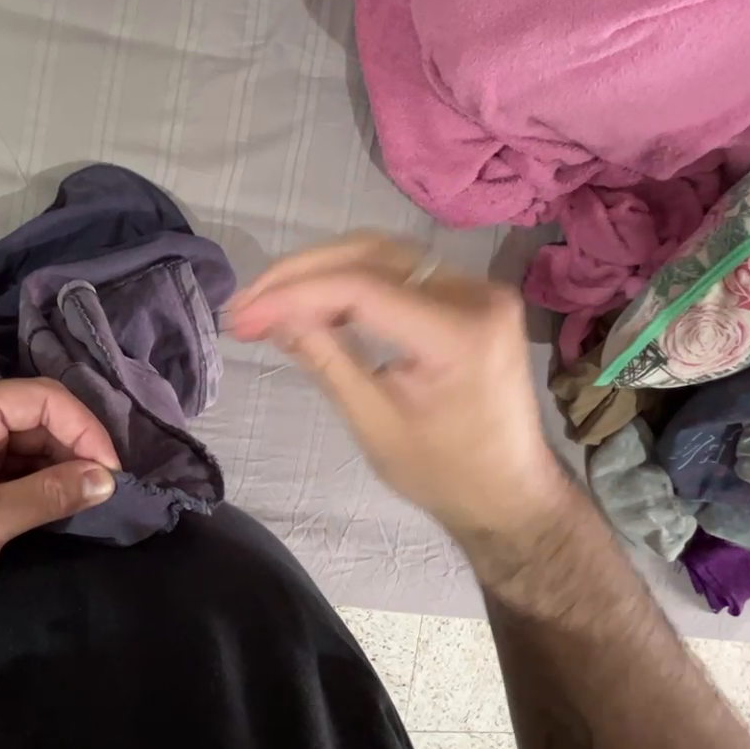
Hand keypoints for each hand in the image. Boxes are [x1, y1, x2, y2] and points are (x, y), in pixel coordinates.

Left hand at [0, 379, 121, 627]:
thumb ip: (48, 496)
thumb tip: (108, 480)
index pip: (44, 399)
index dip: (86, 430)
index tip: (113, 475)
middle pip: (39, 421)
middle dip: (76, 453)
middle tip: (106, 496)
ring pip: (29, 448)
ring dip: (61, 473)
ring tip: (91, 506)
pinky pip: (13, 473)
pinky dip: (40, 489)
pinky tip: (62, 510)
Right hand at [222, 233, 570, 542]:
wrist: (508, 493)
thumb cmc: (441, 472)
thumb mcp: (372, 421)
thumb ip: (325, 358)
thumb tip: (271, 317)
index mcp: (458, 333)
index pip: (361, 289)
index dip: (293, 295)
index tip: (241, 316)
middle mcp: (474, 294)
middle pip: (369, 255)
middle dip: (298, 275)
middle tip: (244, 304)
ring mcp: (474, 290)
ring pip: (379, 255)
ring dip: (317, 273)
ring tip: (265, 301)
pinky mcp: (465, 296)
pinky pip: (395, 273)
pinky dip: (345, 282)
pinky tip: (309, 302)